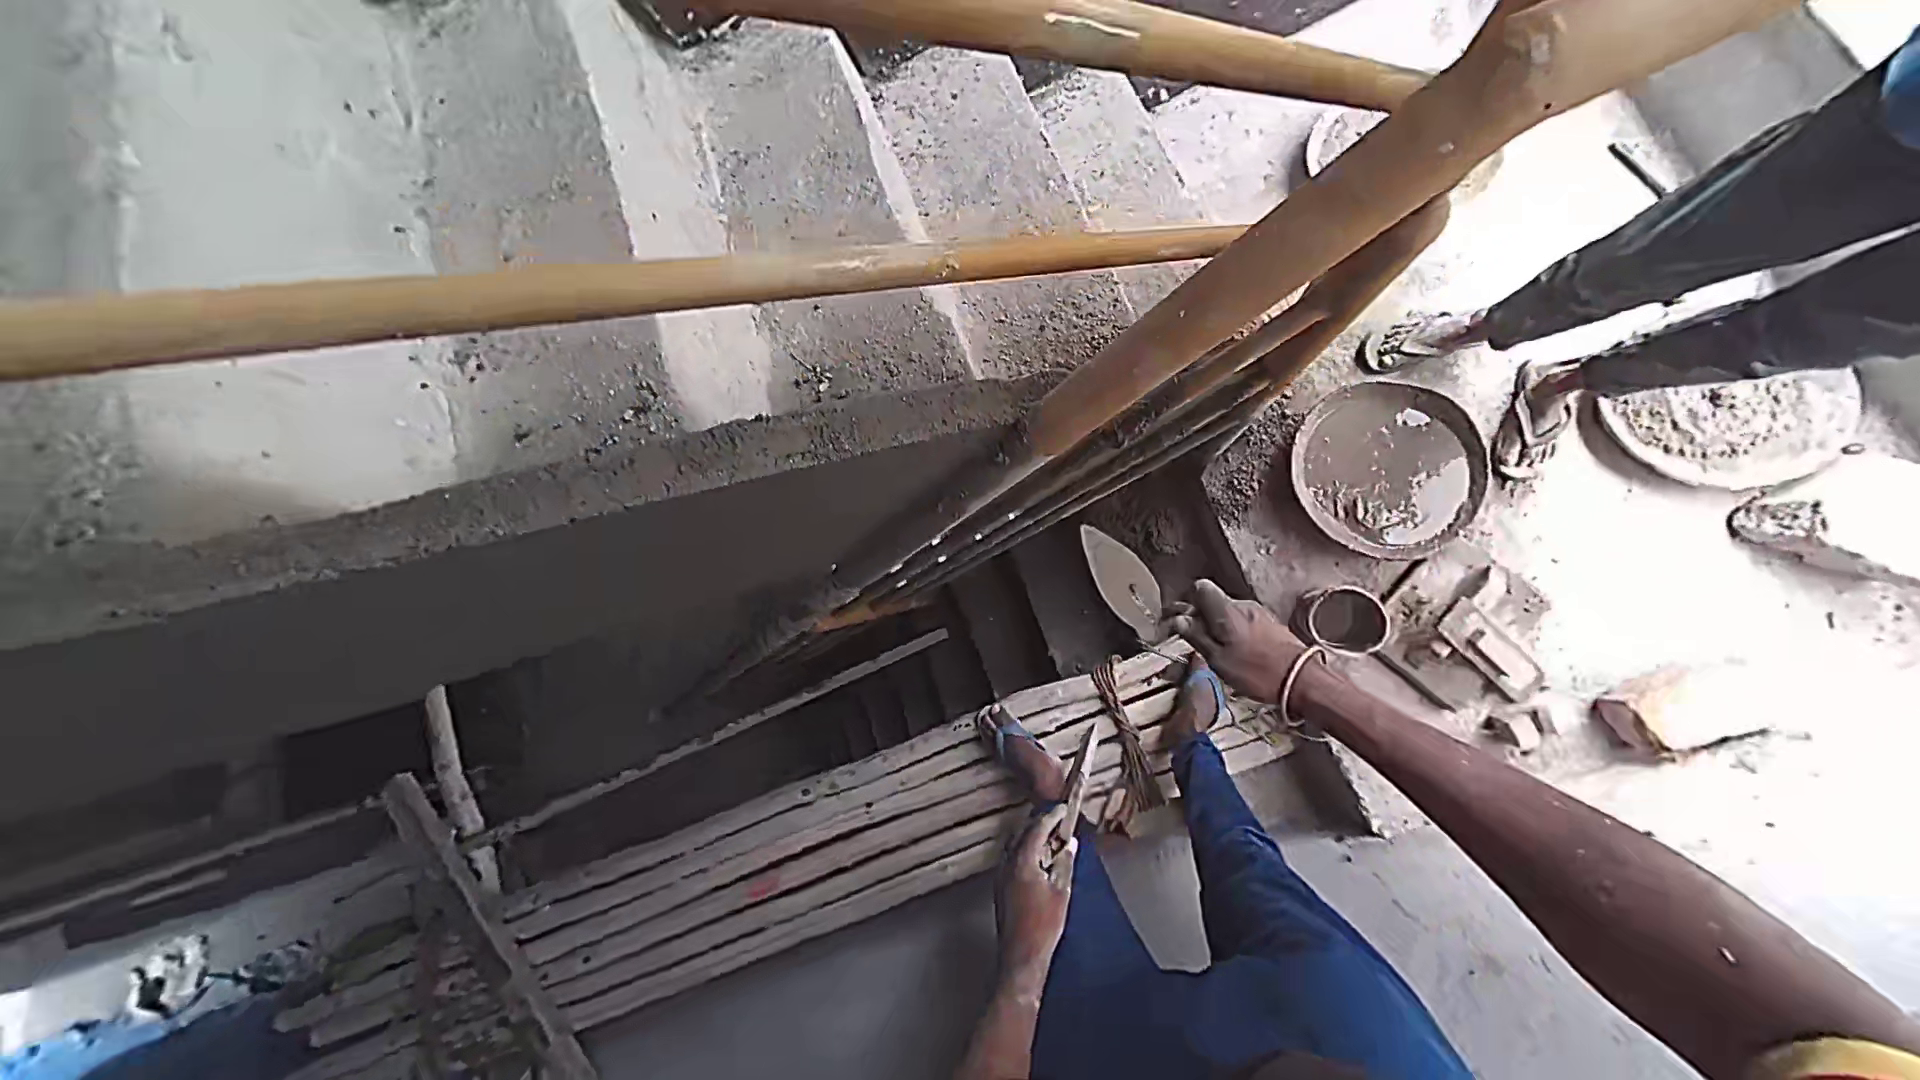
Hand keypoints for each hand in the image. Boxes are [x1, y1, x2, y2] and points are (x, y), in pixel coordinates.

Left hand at [996, 804, 1072, 989]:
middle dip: (1039, 822)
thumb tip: (1070, 844)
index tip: (1062, 809)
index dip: (1050, 816)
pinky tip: (1038, 858)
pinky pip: (1012, 856)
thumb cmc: (1044, 926)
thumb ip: (1065, 863)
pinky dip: (1025, 850)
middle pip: (1022, 832)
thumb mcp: (1061, 892)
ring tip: (1051, 837)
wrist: (1021, 956)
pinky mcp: (1001, 885)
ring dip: (1031, 836)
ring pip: (1015, 844)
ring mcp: (1001, 874)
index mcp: (1022, 861)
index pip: (1036, 828)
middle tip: (1057, 820)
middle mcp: (1007, 862)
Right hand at [1166, 579, 1306, 704]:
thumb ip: (1196, 636)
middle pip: (1212, 601)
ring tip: (1215, 650)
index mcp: (1226, 610)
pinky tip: (1235, 651)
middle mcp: (1243, 605)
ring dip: (1216, 625)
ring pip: (1227, 612)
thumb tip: (1179, 620)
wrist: (1302, 681)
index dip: (1186, 602)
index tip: (1179, 620)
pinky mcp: (1269, 624)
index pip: (1199, 588)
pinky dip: (1233, 631)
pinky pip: (1242, 621)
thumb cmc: (1259, 672)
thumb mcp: (1218, 659)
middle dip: (1199, 617)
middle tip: (1193, 640)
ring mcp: (1258, 613)